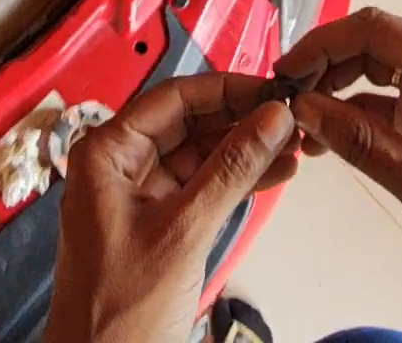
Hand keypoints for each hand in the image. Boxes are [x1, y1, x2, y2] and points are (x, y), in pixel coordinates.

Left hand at [45, 73, 299, 342]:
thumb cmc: (122, 312)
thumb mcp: (184, 231)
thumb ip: (232, 169)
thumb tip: (274, 117)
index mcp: (108, 152)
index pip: (174, 98)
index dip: (226, 89)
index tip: (271, 90)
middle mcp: (121, 163)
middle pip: (190, 122)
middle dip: (241, 120)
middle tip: (290, 118)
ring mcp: (141, 193)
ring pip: (202, 153)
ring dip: (246, 150)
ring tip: (293, 146)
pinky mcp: (160, 221)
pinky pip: (204, 185)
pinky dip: (238, 180)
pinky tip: (275, 173)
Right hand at [276, 8, 401, 341]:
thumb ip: (362, 145)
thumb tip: (302, 108)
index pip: (375, 28)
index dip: (324, 43)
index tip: (285, 71)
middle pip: (372, 44)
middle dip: (325, 65)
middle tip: (284, 98)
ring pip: (376, 71)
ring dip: (335, 90)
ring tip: (298, 120)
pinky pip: (387, 103)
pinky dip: (354, 116)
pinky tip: (325, 140)